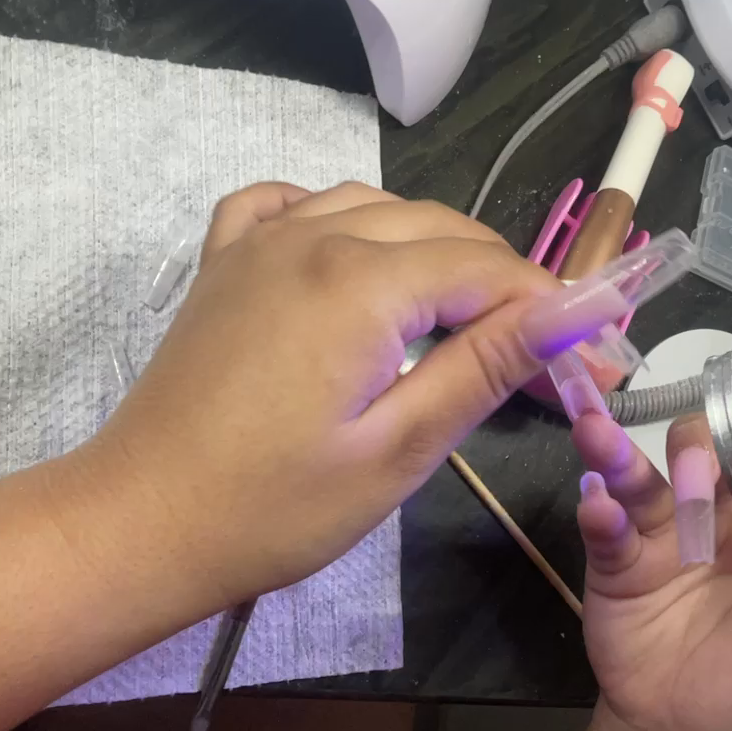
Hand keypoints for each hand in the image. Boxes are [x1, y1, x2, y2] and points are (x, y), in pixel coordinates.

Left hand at [68, 182, 572, 615]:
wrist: (140, 525)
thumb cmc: (275, 509)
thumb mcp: (399, 449)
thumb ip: (485, 366)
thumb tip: (571, 313)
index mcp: (361, 283)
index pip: (490, 270)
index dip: (553, 310)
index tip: (591, 357)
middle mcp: (312, 234)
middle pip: (443, 231)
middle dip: (504, 284)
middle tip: (537, 350)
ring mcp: (260, 239)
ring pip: (378, 208)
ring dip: (434, 252)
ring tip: (461, 317)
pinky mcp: (225, 261)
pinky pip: (294, 205)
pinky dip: (342, 220)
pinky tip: (354, 258)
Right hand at [569, 412, 731, 730]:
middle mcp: (720, 525)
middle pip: (707, 460)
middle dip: (697, 445)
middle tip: (694, 458)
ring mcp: (663, 541)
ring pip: (644, 483)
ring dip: (622, 455)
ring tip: (598, 433)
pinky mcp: (618, 564)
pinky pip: (606, 531)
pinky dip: (598, 513)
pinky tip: (597, 503)